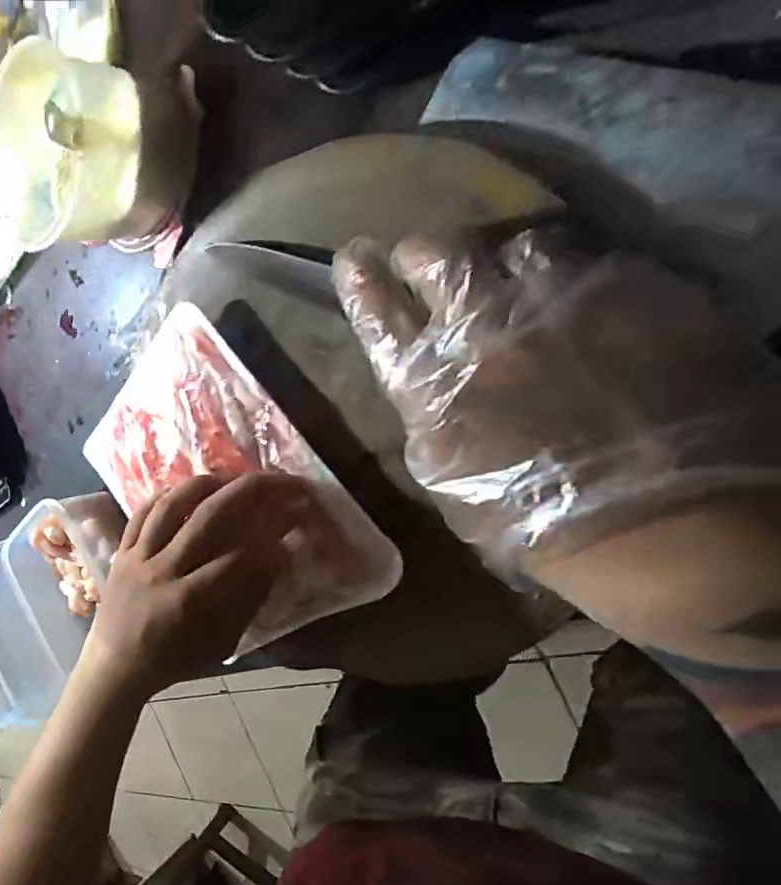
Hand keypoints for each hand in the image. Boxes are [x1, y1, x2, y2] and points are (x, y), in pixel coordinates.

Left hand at [76, 473, 311, 699]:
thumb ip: (248, 600)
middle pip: (207, 519)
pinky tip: (182, 490)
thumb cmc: (173, 659)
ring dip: (202, 485)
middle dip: (250, 493)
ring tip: (229, 478)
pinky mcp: (120, 554)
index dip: (273, 538)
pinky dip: (162, 498)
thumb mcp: (220, 641)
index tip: (297, 521)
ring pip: (169, 508)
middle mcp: (160, 571)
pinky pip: (139, 516)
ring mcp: (136, 559)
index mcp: (187, 600)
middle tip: (282, 483)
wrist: (115, 663)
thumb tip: (276, 558)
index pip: (239, 558)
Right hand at [332, 226, 776, 566]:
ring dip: (508, 256)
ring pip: (525, 244)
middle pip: (443, 258)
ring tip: (514, 274)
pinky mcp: (645, 298)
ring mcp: (565, 308)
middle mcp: (483, 331)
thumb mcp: (438, 462)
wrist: (650, 519)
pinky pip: (600, 261)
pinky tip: (580, 295)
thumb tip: (428, 373)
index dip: (361, 282)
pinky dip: (578, 272)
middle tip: (426, 254)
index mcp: (425, 379)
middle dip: (427, 251)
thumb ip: (427, 404)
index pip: (377, 315)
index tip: (354, 254)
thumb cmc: (517, 509)